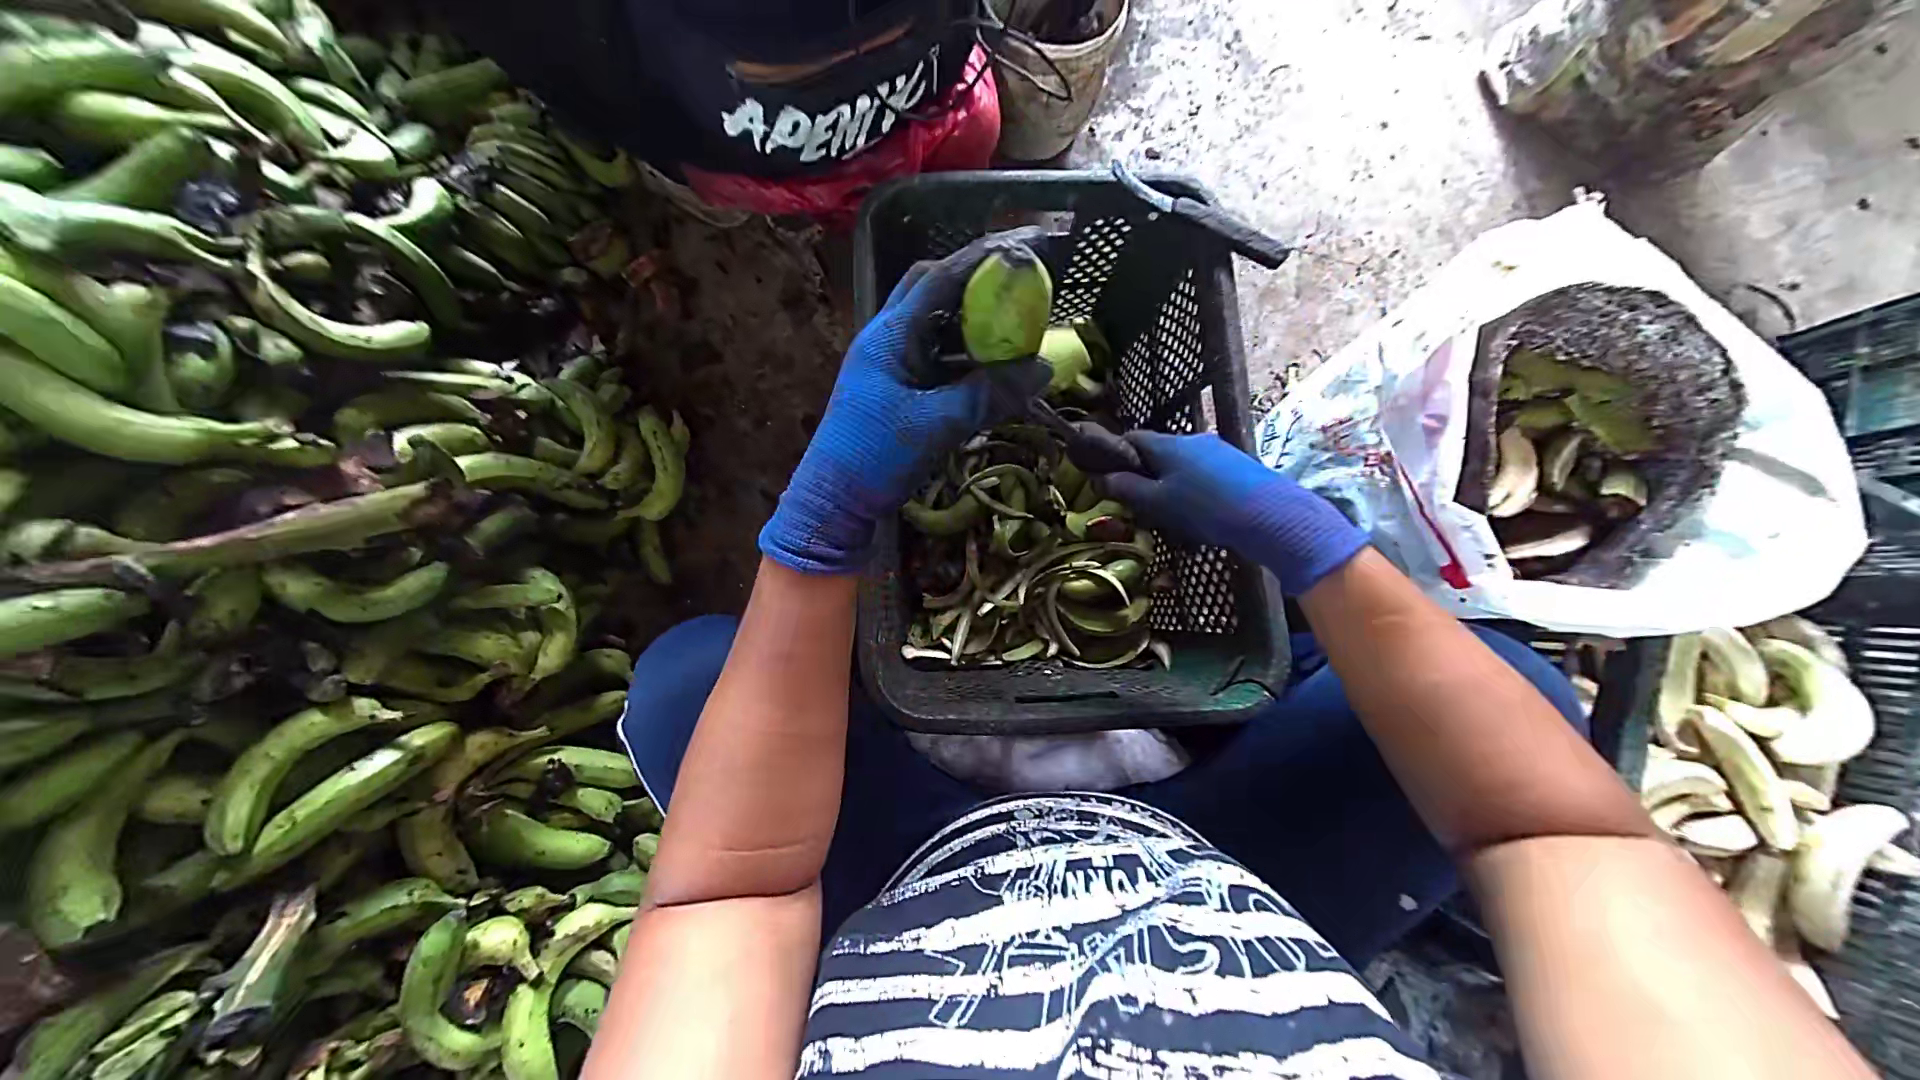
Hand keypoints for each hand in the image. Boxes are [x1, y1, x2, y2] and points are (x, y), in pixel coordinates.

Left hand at [759, 230, 1050, 574]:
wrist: (834, 503)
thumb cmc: (874, 458)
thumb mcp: (936, 425)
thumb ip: (989, 395)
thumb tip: (1043, 369)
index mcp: (889, 335)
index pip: (938, 278)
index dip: (981, 258)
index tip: (1024, 247)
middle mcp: (888, 340)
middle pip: (933, 292)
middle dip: (976, 283)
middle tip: (1019, 286)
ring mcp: (891, 365)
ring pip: (937, 328)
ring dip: (973, 324)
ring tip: (1014, 326)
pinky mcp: (898, 391)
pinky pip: (938, 362)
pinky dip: (966, 360)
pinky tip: (992, 369)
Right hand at [1100, 432, 1368, 594]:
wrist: (1270, 516)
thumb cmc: (1204, 507)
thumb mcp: (1156, 502)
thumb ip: (1126, 488)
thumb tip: (1100, 477)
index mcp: (1169, 444)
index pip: (1132, 438)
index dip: (1115, 454)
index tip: (1108, 476)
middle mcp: (1194, 440)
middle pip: (1159, 454)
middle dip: (1146, 477)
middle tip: (1140, 506)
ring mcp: (1220, 452)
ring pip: (1183, 467)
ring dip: (1172, 488)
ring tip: (1172, 519)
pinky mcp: (1239, 468)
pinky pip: (1205, 477)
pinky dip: (1195, 494)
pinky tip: (1200, 520)